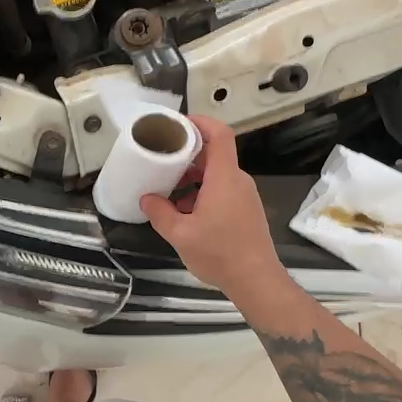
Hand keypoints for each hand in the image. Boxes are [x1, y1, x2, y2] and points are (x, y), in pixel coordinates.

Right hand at [141, 116, 286, 303]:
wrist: (255, 279)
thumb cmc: (219, 253)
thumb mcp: (180, 234)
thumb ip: (160, 214)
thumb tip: (146, 199)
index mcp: (224, 178)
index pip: (219, 135)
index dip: (200, 122)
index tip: (178, 124)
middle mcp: (237, 181)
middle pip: (214, 154)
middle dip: (187, 155)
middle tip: (162, 160)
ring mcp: (244, 195)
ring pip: (216, 175)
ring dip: (192, 178)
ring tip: (168, 190)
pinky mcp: (245, 210)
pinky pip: (222, 190)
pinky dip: (202, 192)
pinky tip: (184, 211)